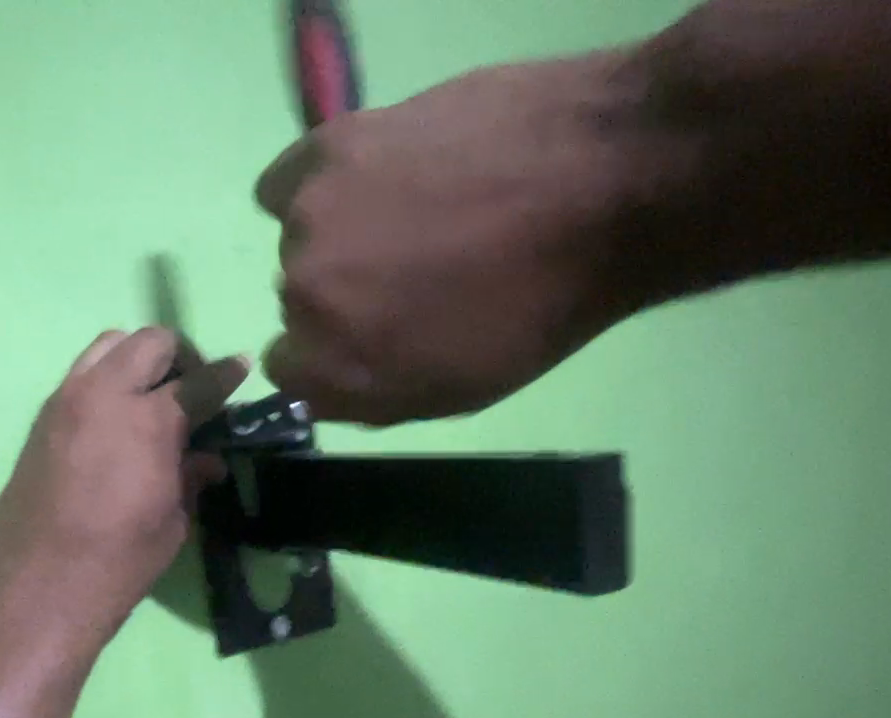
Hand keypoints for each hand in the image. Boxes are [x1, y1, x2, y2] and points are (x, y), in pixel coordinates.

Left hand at [0, 328, 247, 653]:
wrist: (35, 589)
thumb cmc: (116, 563)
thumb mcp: (171, 523)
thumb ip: (190, 478)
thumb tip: (206, 459)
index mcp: (149, 419)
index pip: (199, 381)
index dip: (226, 374)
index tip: (240, 368)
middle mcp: (103, 394)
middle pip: (150, 342)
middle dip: (179, 357)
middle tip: (191, 390)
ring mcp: (65, 401)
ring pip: (108, 346)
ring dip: (136, 359)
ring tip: (149, 397)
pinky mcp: (40, 419)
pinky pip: (80, 376)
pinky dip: (105, 381)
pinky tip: (114, 421)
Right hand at [256, 51, 682, 424]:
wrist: (606, 183)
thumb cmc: (539, 307)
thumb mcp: (452, 393)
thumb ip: (365, 397)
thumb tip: (322, 382)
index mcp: (332, 366)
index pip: (287, 370)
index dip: (329, 353)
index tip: (372, 332)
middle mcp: (302, 297)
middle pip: (294, 303)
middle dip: (339, 295)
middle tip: (407, 269)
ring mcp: (310, 217)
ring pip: (297, 240)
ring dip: (339, 235)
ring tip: (411, 212)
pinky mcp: (327, 147)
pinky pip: (283, 185)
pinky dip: (313, 187)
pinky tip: (366, 181)